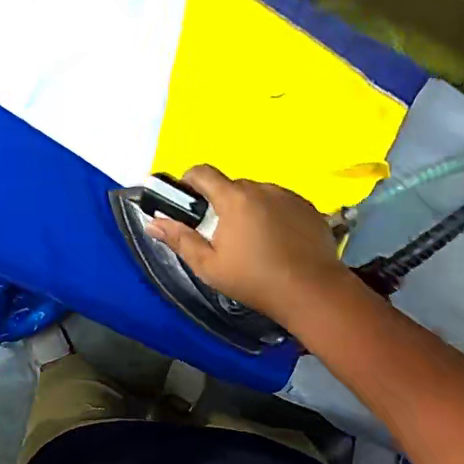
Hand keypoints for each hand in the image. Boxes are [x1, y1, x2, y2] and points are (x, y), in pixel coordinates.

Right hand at [146, 165, 354, 323]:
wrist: (311, 290)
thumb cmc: (254, 280)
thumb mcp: (208, 266)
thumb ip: (180, 239)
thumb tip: (152, 223)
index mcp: (234, 198)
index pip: (203, 172)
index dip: (188, 181)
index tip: (187, 201)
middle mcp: (262, 188)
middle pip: (232, 186)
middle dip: (221, 204)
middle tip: (220, 236)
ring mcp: (288, 196)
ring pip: (258, 195)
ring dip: (248, 210)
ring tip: (252, 242)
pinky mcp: (308, 207)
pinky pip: (281, 204)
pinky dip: (273, 216)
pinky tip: (276, 243)